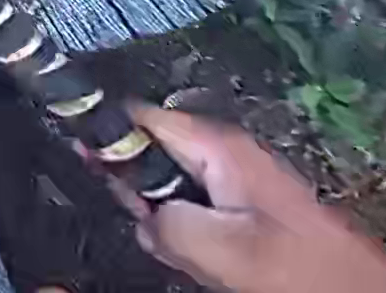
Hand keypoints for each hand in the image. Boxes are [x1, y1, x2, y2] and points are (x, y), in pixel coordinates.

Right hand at [108, 103, 385, 292]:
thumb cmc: (304, 271)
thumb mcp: (230, 252)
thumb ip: (170, 224)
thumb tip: (142, 218)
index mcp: (213, 142)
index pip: (136, 114)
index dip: (104, 132)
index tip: (81, 157)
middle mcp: (219, 147)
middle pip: (148, 145)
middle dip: (135, 181)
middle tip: (139, 219)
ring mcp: (232, 174)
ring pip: (168, 178)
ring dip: (159, 209)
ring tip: (171, 245)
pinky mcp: (243, 201)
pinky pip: (192, 200)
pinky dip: (182, 223)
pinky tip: (194, 255)